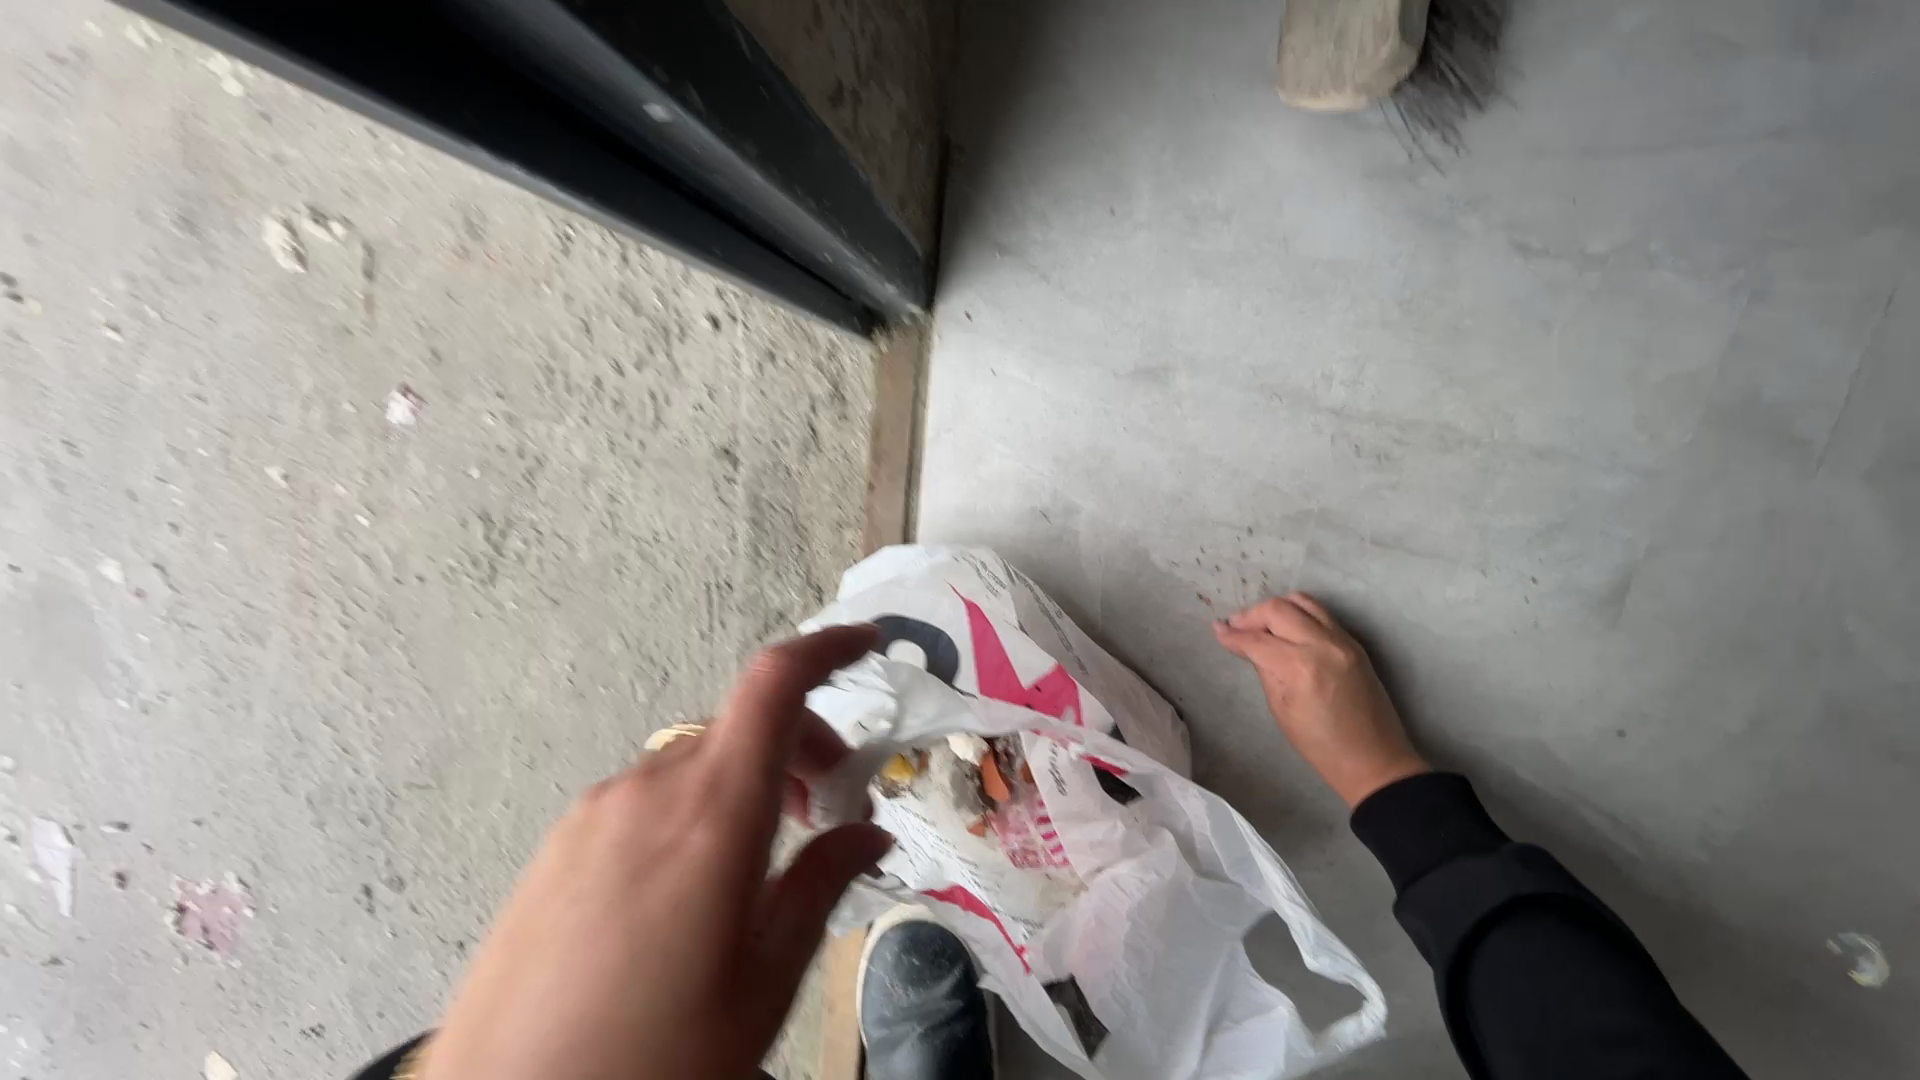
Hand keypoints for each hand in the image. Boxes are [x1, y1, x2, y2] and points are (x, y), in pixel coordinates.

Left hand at [421, 625, 892, 1079]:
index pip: (775, 684)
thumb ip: (822, 884)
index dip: (829, 647)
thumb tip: (868, 833)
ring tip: (764, 858)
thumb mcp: (765, 980)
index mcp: (713, 810)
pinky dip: (696, 806)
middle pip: (743, 725)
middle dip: (802, 749)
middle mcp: (650, 787)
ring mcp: (594, 812)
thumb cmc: (659, 1054)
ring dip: (748, 781)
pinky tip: (692, 887)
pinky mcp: (558, 845)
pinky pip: (648, 796)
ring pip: (696, 761)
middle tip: (829, 814)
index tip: (871, 644)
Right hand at [1214, 594, 1428, 807]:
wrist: (1374, 758)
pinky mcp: (1354, 643)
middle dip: (1251, 616)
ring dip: (1276, 608)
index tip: (1217, 630)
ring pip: (1302, 601)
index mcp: (1300, 668)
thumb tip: (1244, 645)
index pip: (1257, 640)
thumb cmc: (1320, 745)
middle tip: (1236, 628)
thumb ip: (1264, 669)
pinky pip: (1320, 614)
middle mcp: (1323, 645)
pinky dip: (1297, 614)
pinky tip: (1286, 630)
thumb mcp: (1280, 709)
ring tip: (1261, 625)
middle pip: (1278, 609)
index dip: (1233, 635)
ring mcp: (1343, 640)